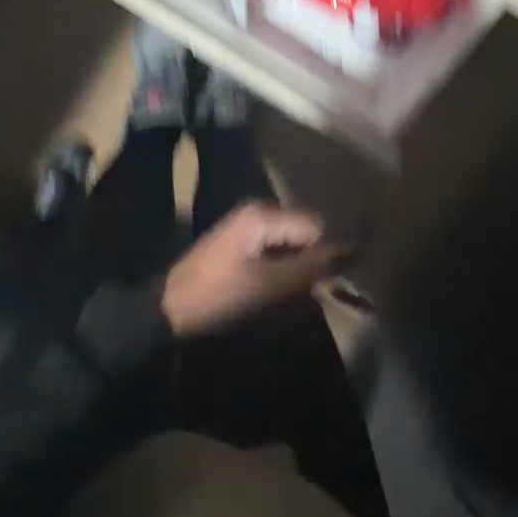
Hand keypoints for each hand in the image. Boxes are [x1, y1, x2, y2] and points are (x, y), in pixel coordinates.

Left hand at [159, 201, 344, 336]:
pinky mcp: (242, 240)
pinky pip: (276, 246)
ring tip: (297, 291)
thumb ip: (307, 268)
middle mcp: (258, 211)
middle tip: (312, 290)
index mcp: (263, 215)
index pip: (314, 226)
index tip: (331, 283)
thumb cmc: (217, 294)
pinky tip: (279, 286)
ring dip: (298, 263)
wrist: (170, 306)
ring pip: (291, 240)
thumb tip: (348, 254)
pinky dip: (283, 264)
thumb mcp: (267, 285)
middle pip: (304, 230)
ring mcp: (248, 224)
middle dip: (313, 257)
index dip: (326, 253)